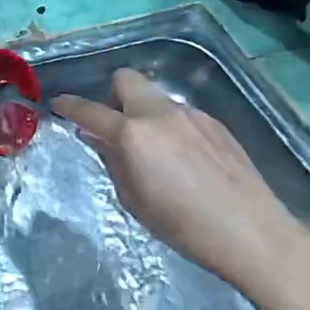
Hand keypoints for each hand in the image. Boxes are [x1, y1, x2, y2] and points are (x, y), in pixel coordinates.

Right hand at [51, 68, 309, 289]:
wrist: (250, 230)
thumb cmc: (184, 226)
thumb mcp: (135, 201)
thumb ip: (112, 162)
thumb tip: (95, 137)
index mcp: (133, 134)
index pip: (91, 111)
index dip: (70, 106)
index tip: (59, 104)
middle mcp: (159, 112)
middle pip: (126, 79)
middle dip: (113, 96)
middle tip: (117, 129)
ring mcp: (190, 113)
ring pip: (156, 98)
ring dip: (144, 114)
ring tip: (156, 153)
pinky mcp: (214, 122)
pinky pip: (181, 115)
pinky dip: (172, 128)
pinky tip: (187, 161)